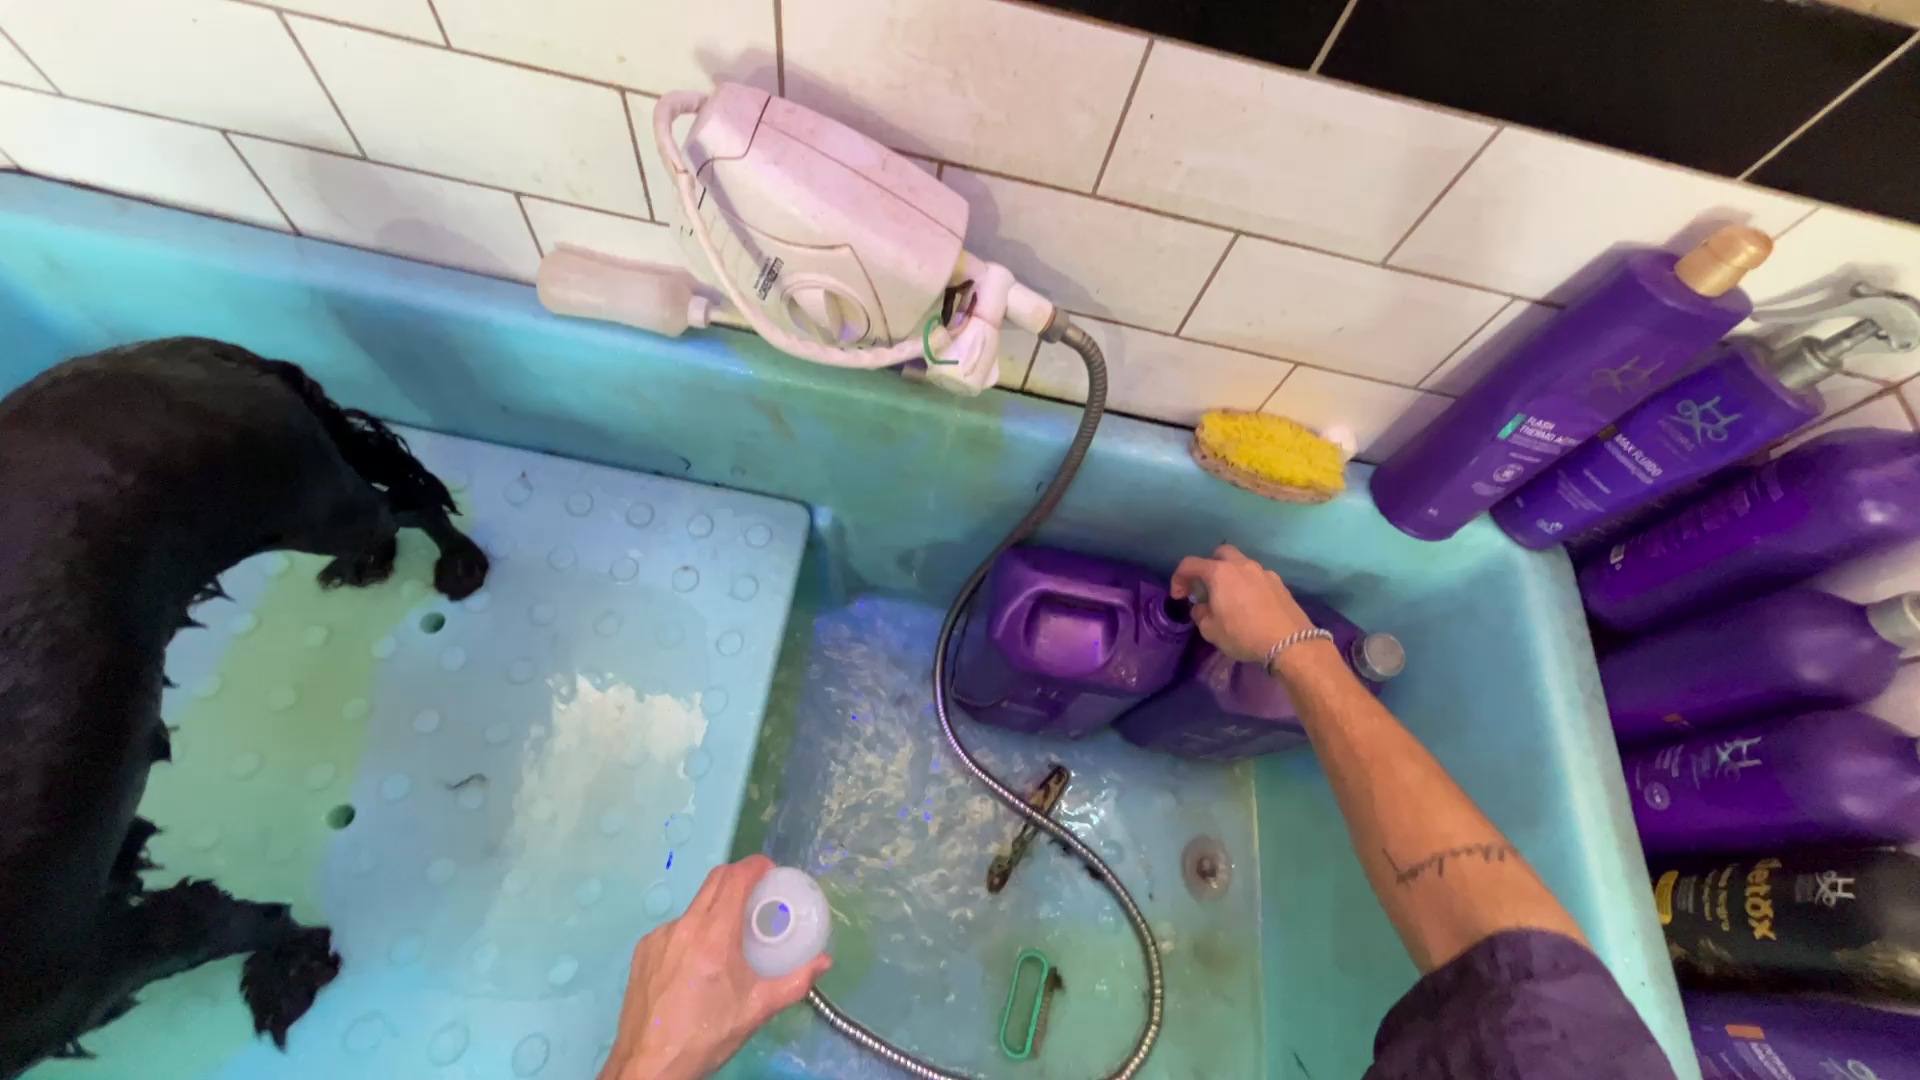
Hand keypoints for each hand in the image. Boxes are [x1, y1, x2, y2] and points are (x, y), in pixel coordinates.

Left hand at [601, 856, 830, 1079]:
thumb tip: (824, 962)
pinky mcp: (643, 951)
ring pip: (694, 906)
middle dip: (738, 877)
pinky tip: (695, 962)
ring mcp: (660, 936)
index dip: (756, 866)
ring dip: (714, 908)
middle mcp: (686, 925)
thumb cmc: (706, 1036)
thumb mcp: (756, 1010)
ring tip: (726, 937)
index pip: (736, 877)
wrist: (648, 1069)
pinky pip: (674, 928)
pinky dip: (691, 932)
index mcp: (715, 933)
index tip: (770, 872)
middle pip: (715, 880)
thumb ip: (794, 983)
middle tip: (756, 894)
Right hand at [1170, 544, 1318, 664]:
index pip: (1190, 564)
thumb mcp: (1211, 630)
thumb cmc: (1243, 634)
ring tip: (1230, 599)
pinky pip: (1257, 577)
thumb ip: (1200, 614)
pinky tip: (1250, 605)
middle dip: (1208, 567)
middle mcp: (1241, 565)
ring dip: (1230, 576)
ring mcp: (1263, 572)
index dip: (1178, 578)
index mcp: (1220, 573)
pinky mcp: (1279, 583)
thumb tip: (1201, 608)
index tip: (1179, 597)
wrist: (1290, 643)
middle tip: (1206, 589)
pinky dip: (1248, 585)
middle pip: (1219, 554)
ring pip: (1241, 565)